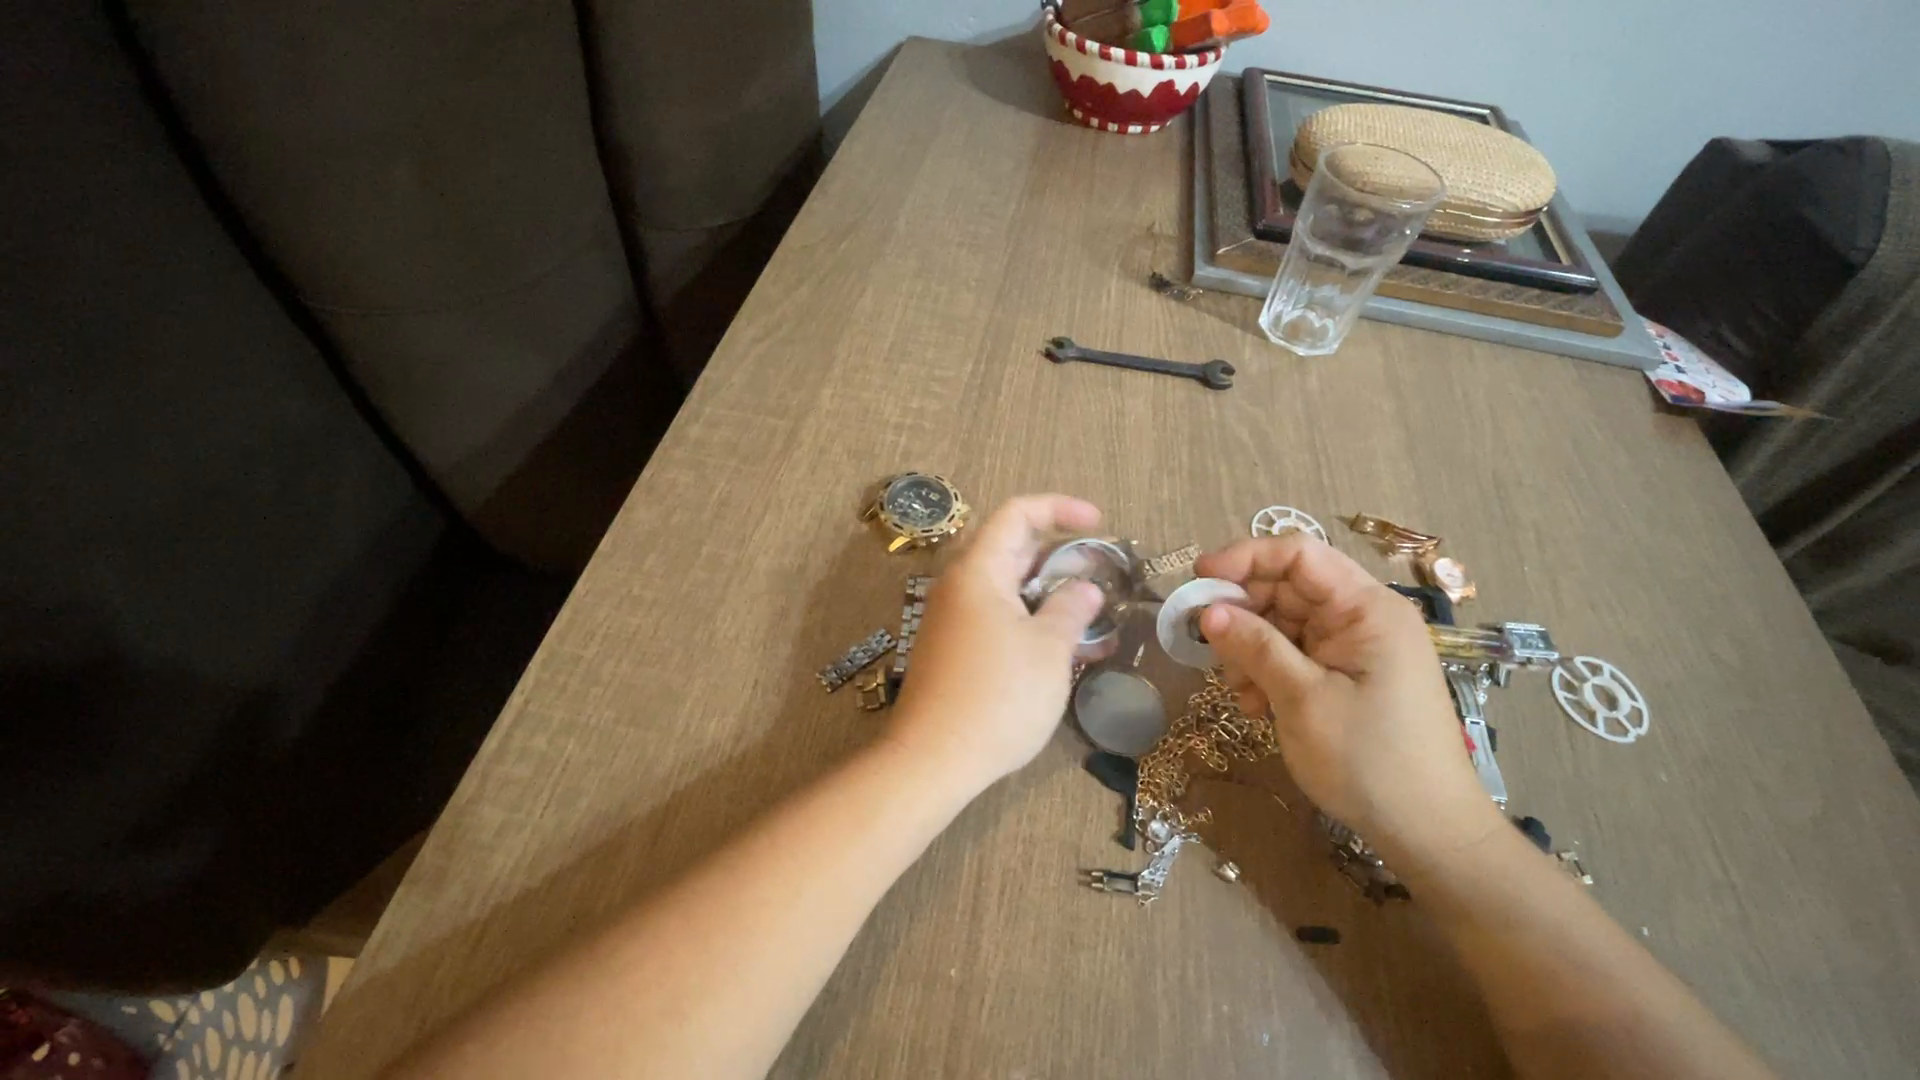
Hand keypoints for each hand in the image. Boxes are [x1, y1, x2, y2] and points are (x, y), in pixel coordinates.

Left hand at [888, 495, 1106, 787]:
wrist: (933, 759)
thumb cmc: (998, 696)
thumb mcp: (1048, 649)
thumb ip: (1071, 609)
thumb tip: (1085, 588)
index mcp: (977, 570)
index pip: (1017, 514)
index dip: (1060, 508)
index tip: (1099, 524)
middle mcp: (958, 587)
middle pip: (1009, 548)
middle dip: (1057, 553)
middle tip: (1096, 572)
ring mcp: (951, 620)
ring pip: (1005, 588)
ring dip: (1047, 593)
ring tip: (1088, 614)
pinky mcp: (952, 651)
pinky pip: (995, 618)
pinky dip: (1029, 621)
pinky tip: (1060, 647)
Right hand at [1193, 534, 1503, 854]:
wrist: (1427, 830)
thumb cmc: (1370, 760)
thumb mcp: (1303, 699)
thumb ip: (1255, 647)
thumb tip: (1207, 611)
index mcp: (1366, 608)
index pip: (1299, 554)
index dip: (1245, 558)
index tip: (1198, 581)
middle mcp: (1362, 617)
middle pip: (1287, 588)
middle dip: (1243, 612)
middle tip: (1208, 648)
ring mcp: (1355, 647)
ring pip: (1283, 623)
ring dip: (1251, 649)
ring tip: (1239, 691)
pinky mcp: (1346, 675)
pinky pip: (1294, 653)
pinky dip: (1267, 671)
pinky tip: (1256, 705)